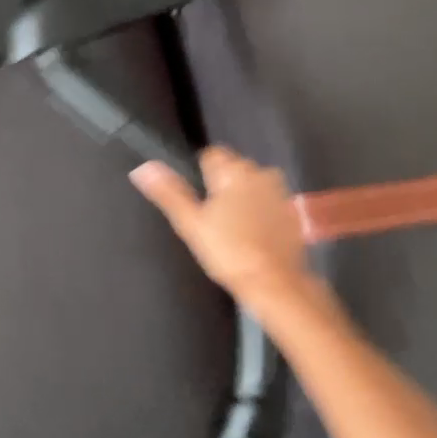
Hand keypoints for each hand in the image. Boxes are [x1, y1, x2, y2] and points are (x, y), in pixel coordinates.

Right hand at [130, 146, 310, 305]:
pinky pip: (269, 198)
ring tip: (235, 225)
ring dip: (244, 194)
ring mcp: (279, 190)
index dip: (203, 175)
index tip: (201, 199)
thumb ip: (168, 193)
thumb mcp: (190, 224)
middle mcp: (258, 172)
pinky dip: (262, 208)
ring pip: (252, 182)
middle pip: (233, 166)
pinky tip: (255, 232)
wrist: (274, 283)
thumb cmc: (228, 251)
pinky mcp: (293, 209)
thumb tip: (143, 168)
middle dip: (224, 183)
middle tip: (214, 216)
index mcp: (232, 171)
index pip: (212, 155)